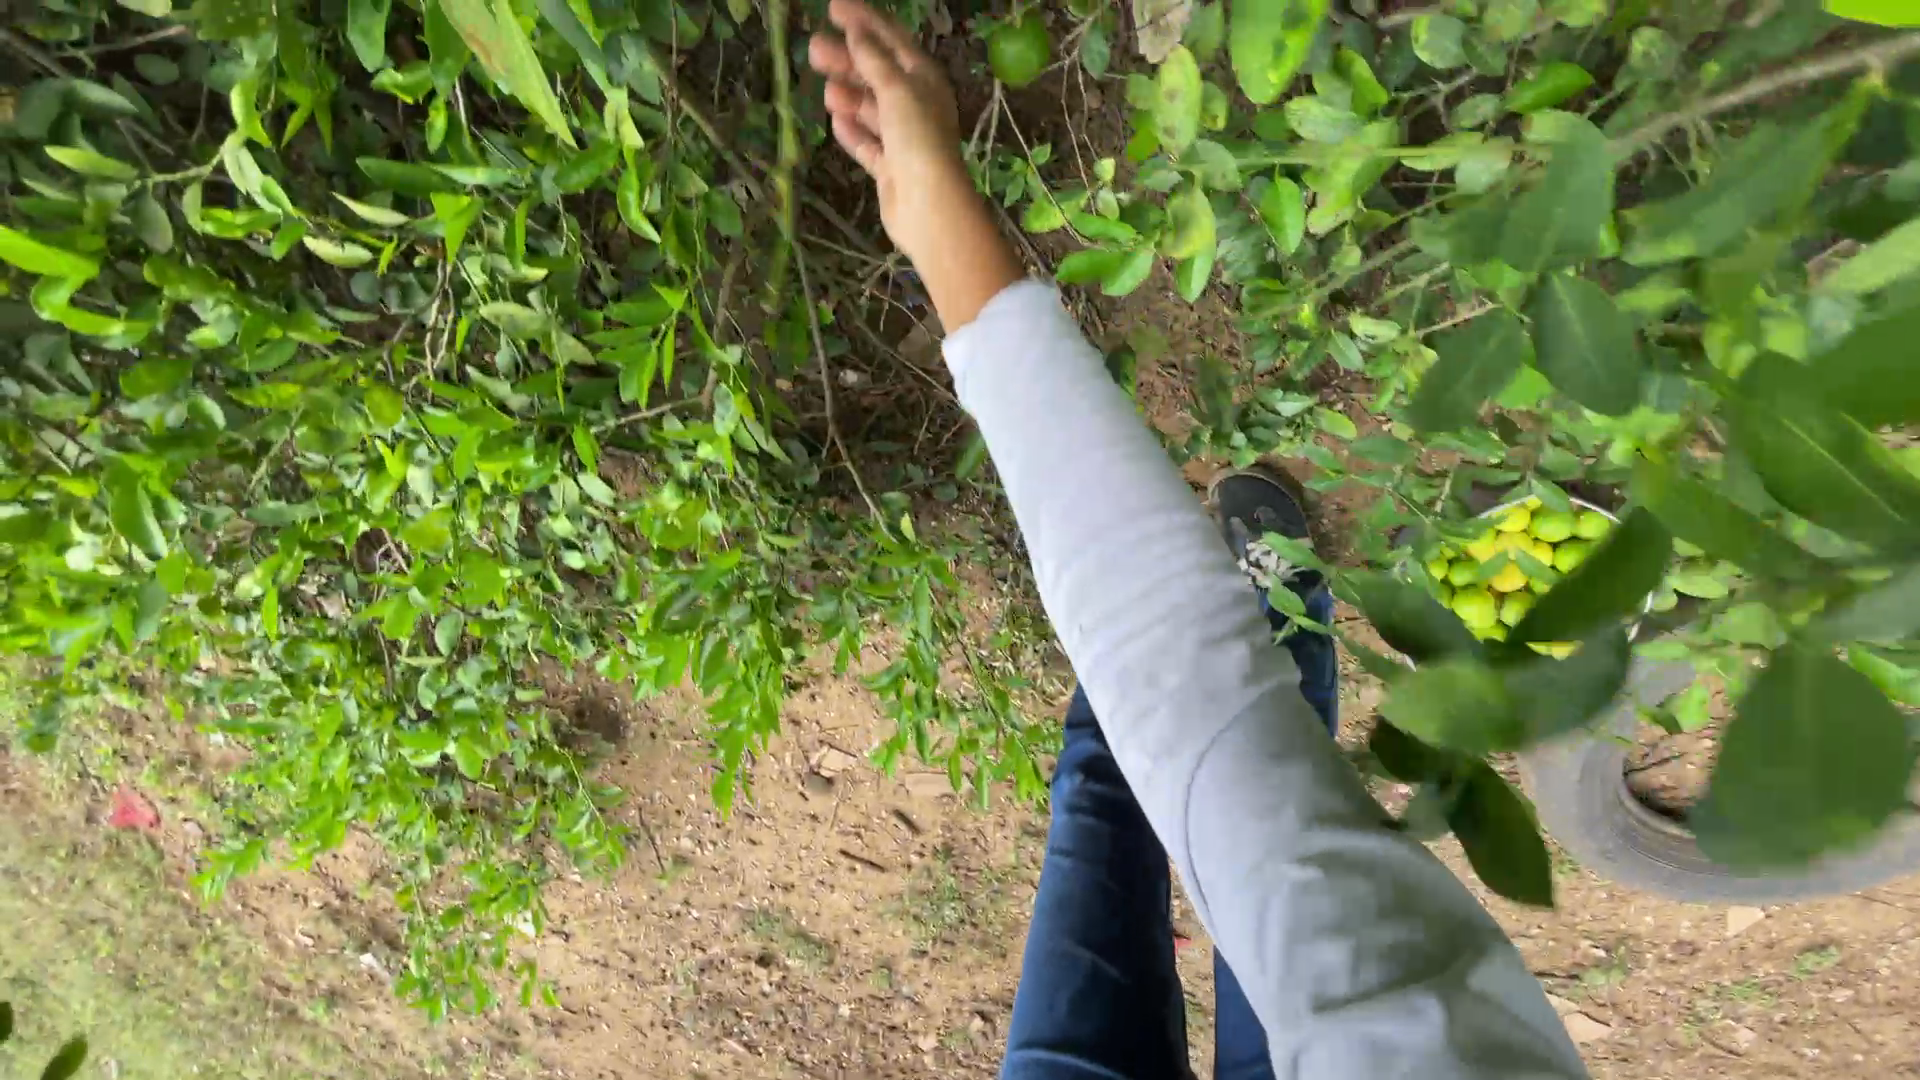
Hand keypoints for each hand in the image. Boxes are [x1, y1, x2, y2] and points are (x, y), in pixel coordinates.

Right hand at [808, 0, 968, 265]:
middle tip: (812, 50)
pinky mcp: (891, 169)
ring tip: (825, 91)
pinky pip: (868, 144)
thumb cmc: (918, 139)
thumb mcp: (897, 89)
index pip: (892, 40)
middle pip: (877, 76)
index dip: (864, 21)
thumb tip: (857, 33)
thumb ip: (874, 60)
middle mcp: (916, 107)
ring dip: (848, 96)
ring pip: (870, 110)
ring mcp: (903, 140)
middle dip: (847, 61)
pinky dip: (853, 132)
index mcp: (925, 80)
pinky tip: (835, 123)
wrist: (928, 205)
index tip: (832, 6)